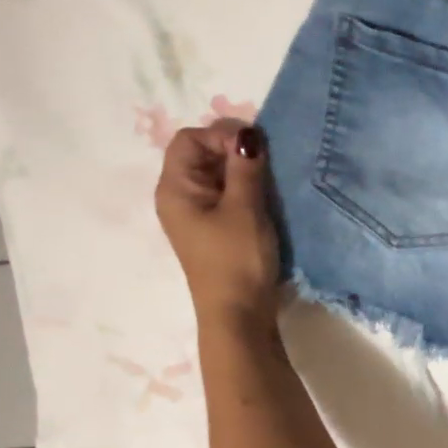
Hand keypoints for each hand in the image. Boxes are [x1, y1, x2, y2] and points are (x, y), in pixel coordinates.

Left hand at [155, 120, 279, 323]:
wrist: (238, 313)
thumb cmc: (237, 260)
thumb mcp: (245, 209)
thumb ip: (245, 169)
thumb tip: (248, 134)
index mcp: (175, 187)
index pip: (189, 140)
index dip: (221, 136)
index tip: (256, 151)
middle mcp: (179, 196)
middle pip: (201, 154)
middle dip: (234, 151)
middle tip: (270, 163)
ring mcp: (196, 214)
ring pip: (216, 175)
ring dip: (243, 171)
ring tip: (272, 181)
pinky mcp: (215, 228)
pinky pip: (226, 195)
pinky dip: (245, 189)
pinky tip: (267, 199)